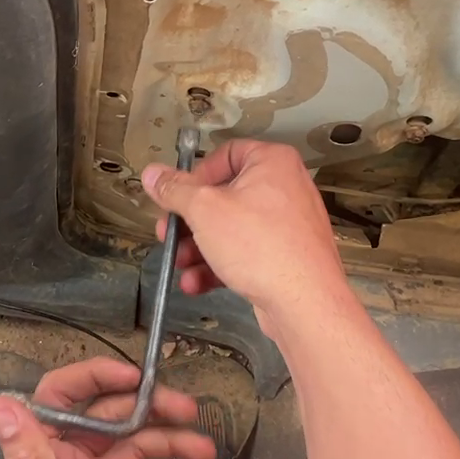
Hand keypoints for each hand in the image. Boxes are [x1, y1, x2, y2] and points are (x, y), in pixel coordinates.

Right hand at [140, 138, 347, 333]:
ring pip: (231, 228)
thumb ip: (174, 190)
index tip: (177, 194)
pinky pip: (245, 253)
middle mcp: (285, 188)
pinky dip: (219, 264)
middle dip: (191, 220)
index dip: (196, 176)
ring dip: (199, 246)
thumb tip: (154, 175)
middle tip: (170, 231)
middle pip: (224, 195)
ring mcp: (287, 224)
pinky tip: (197, 281)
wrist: (305, 305)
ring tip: (180, 262)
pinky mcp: (285, 256)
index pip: (225, 154)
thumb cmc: (267, 249)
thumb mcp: (204, 210)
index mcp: (272, 163)